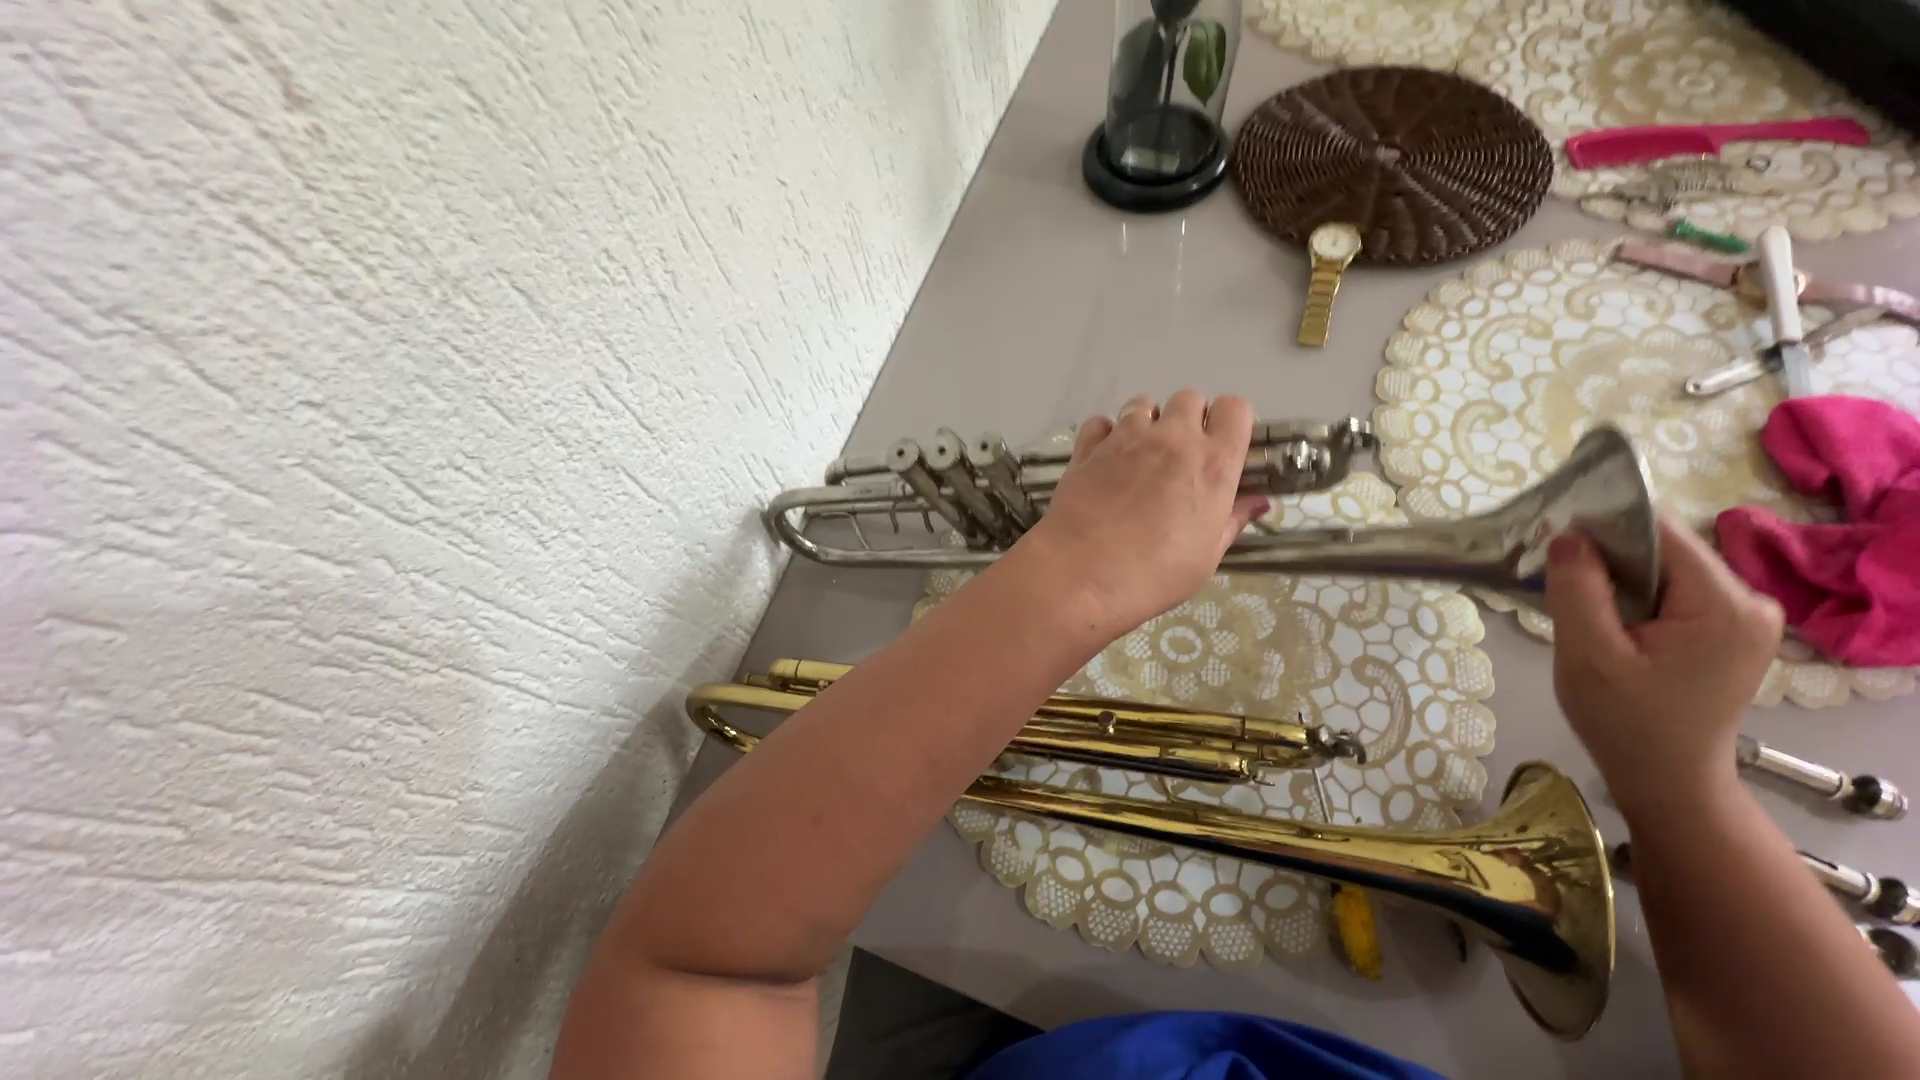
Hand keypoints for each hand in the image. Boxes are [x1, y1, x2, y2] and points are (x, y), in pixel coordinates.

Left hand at [1013, 391, 1268, 638]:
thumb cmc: (1154, 575)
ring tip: (1142, 456)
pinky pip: (1101, 422)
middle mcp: (1172, 439)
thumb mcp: (1205, 556)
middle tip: (1180, 456)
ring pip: (1143, 404)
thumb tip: (1258, 503)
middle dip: (1189, 419)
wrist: (1081, 575)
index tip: (1221, 446)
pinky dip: (1106, 433)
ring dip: (1148, 422)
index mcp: (1212, 463)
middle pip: (1189, 399)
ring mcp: (1126, 439)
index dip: (1230, 423)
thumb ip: (1231, 521)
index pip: (1234, 409)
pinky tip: (1106, 459)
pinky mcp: (1087, 447)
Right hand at [1545, 518, 1782, 821]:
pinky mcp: (1729, 629)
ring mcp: (1745, 616)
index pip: (1661, 534)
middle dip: (1609, 556)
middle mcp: (1750, 601)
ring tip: (1577, 599)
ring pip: (1666, 569)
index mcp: (1725, 605)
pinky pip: (1673, 590)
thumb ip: (1578, 590)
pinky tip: (1606, 618)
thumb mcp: (1588, 655)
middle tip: (1556, 574)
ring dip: (1618, 577)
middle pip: (1666, 550)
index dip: (1605, 527)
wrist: (1666, 780)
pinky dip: (1634, 596)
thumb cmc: (1625, 722)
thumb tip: (1567, 534)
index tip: (1554, 538)